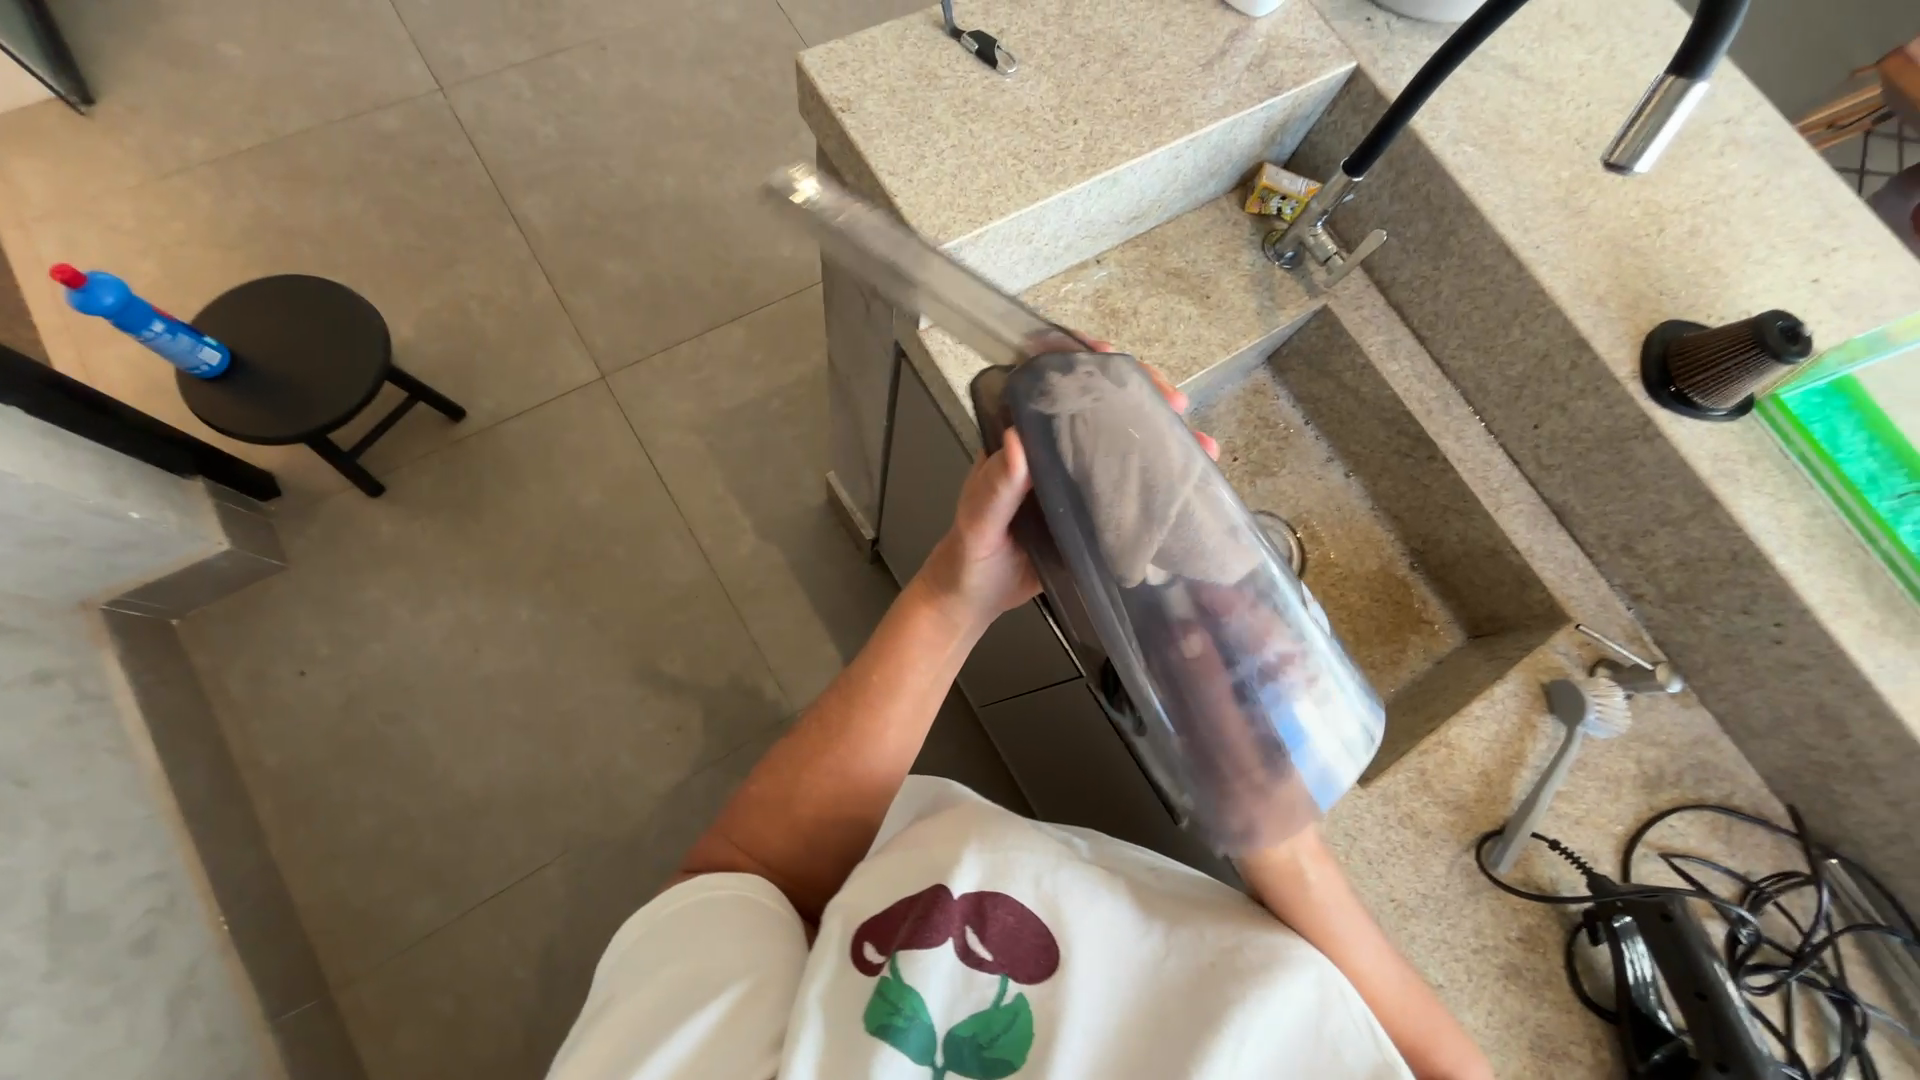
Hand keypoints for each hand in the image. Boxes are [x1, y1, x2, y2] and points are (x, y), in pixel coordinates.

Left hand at [912, 343, 1217, 635]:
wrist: (976, 596)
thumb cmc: (969, 553)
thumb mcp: (979, 519)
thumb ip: (996, 485)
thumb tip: (1016, 441)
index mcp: (1018, 440)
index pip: (1051, 384)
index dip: (1081, 362)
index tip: (1112, 358)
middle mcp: (1050, 450)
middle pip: (1097, 406)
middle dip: (1139, 395)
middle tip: (1173, 401)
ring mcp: (1073, 478)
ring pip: (1120, 443)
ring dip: (1160, 435)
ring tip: (1197, 442)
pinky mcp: (1091, 510)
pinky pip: (1128, 486)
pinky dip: (1160, 479)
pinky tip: (1190, 479)